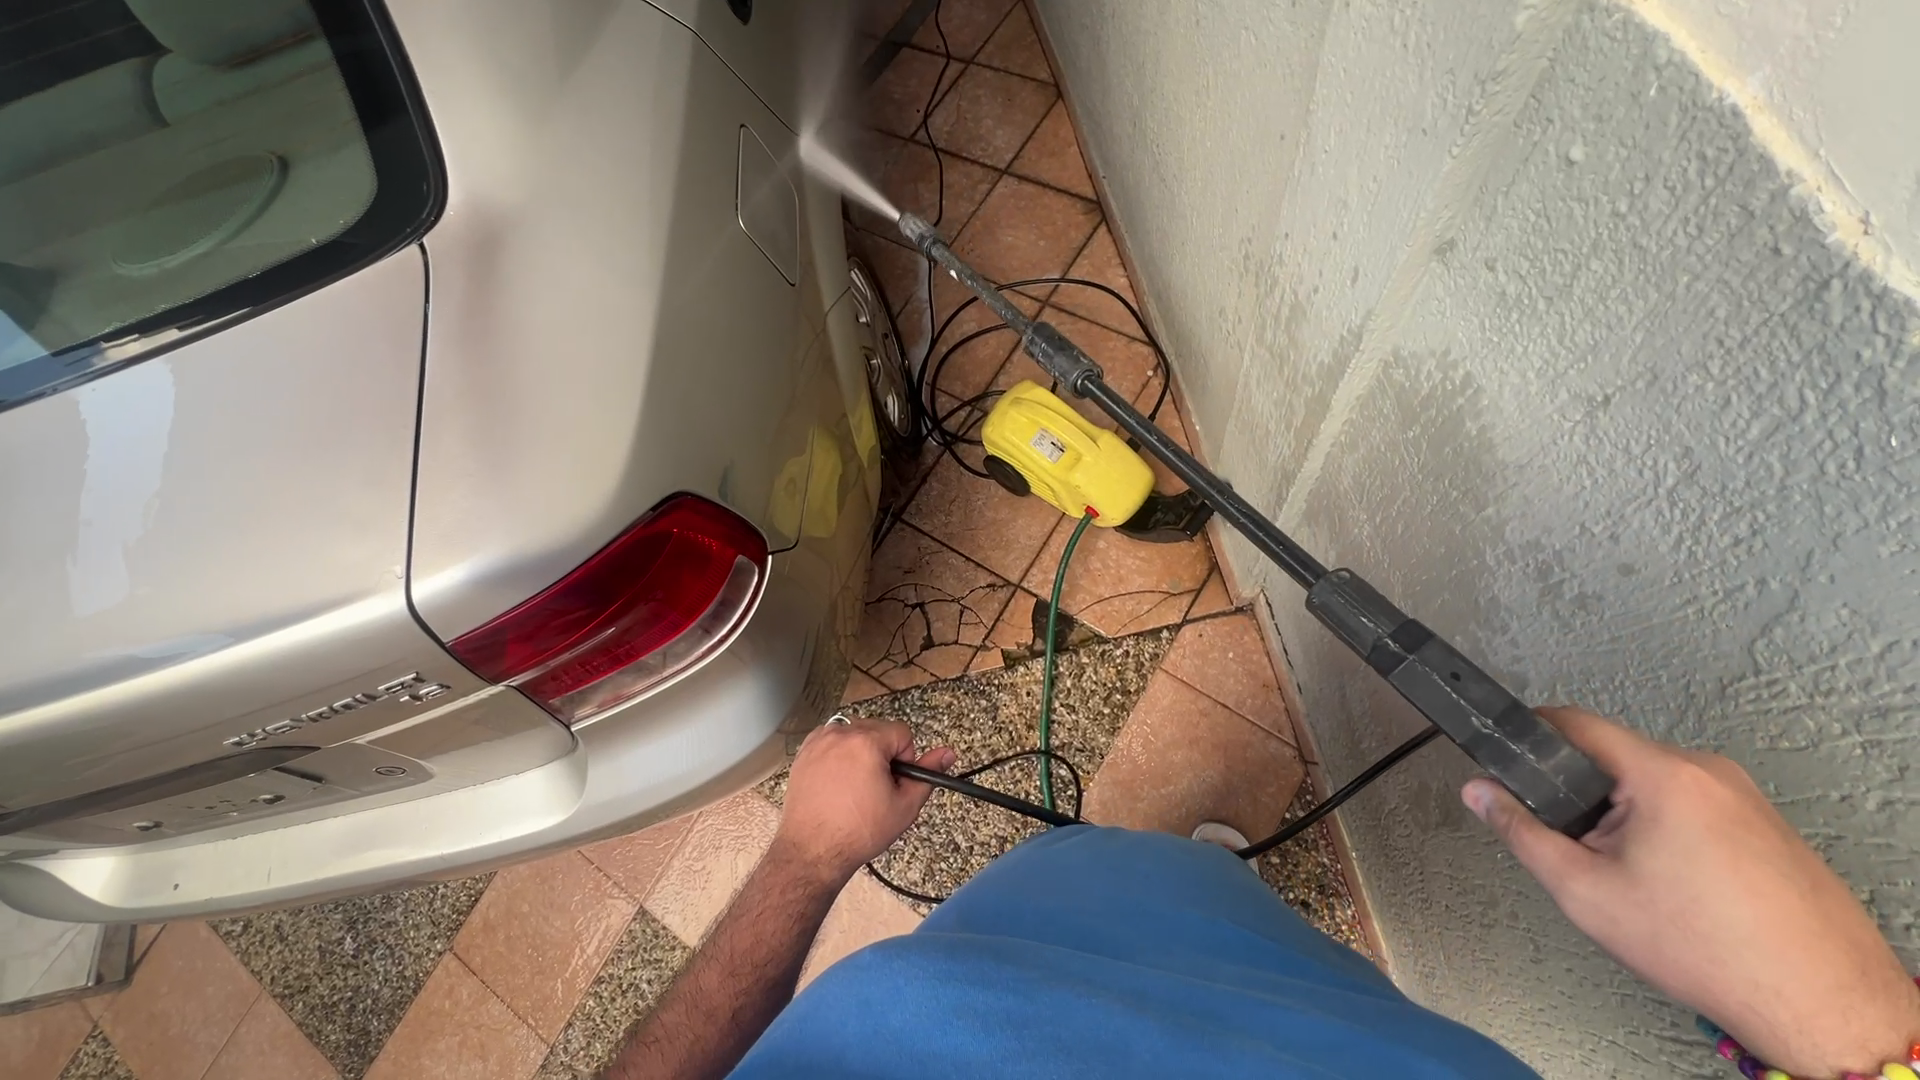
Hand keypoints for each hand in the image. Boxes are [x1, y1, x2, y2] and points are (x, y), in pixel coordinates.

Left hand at [772, 718, 955, 882]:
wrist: (812, 852)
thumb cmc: (857, 832)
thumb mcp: (904, 806)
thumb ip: (927, 774)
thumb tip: (947, 753)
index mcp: (866, 742)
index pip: (902, 733)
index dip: (904, 759)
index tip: (894, 781)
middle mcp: (841, 734)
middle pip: (878, 730)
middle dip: (882, 755)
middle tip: (875, 788)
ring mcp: (819, 741)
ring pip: (855, 735)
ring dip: (861, 753)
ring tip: (855, 788)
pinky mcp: (804, 752)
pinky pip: (833, 742)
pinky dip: (839, 756)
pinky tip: (838, 783)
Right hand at [1464, 707, 1919, 1078]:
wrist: (1826, 1008)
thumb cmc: (1714, 952)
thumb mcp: (1583, 890)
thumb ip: (1519, 831)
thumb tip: (1480, 793)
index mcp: (1665, 775)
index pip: (1574, 721)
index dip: (1529, 733)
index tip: (1510, 756)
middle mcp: (1710, 773)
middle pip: (1613, 755)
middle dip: (1581, 792)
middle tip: (1578, 843)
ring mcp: (1748, 798)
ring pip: (1652, 783)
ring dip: (1625, 814)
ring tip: (1631, 873)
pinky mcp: (1769, 824)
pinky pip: (1693, 805)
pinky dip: (1666, 831)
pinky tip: (1673, 883)